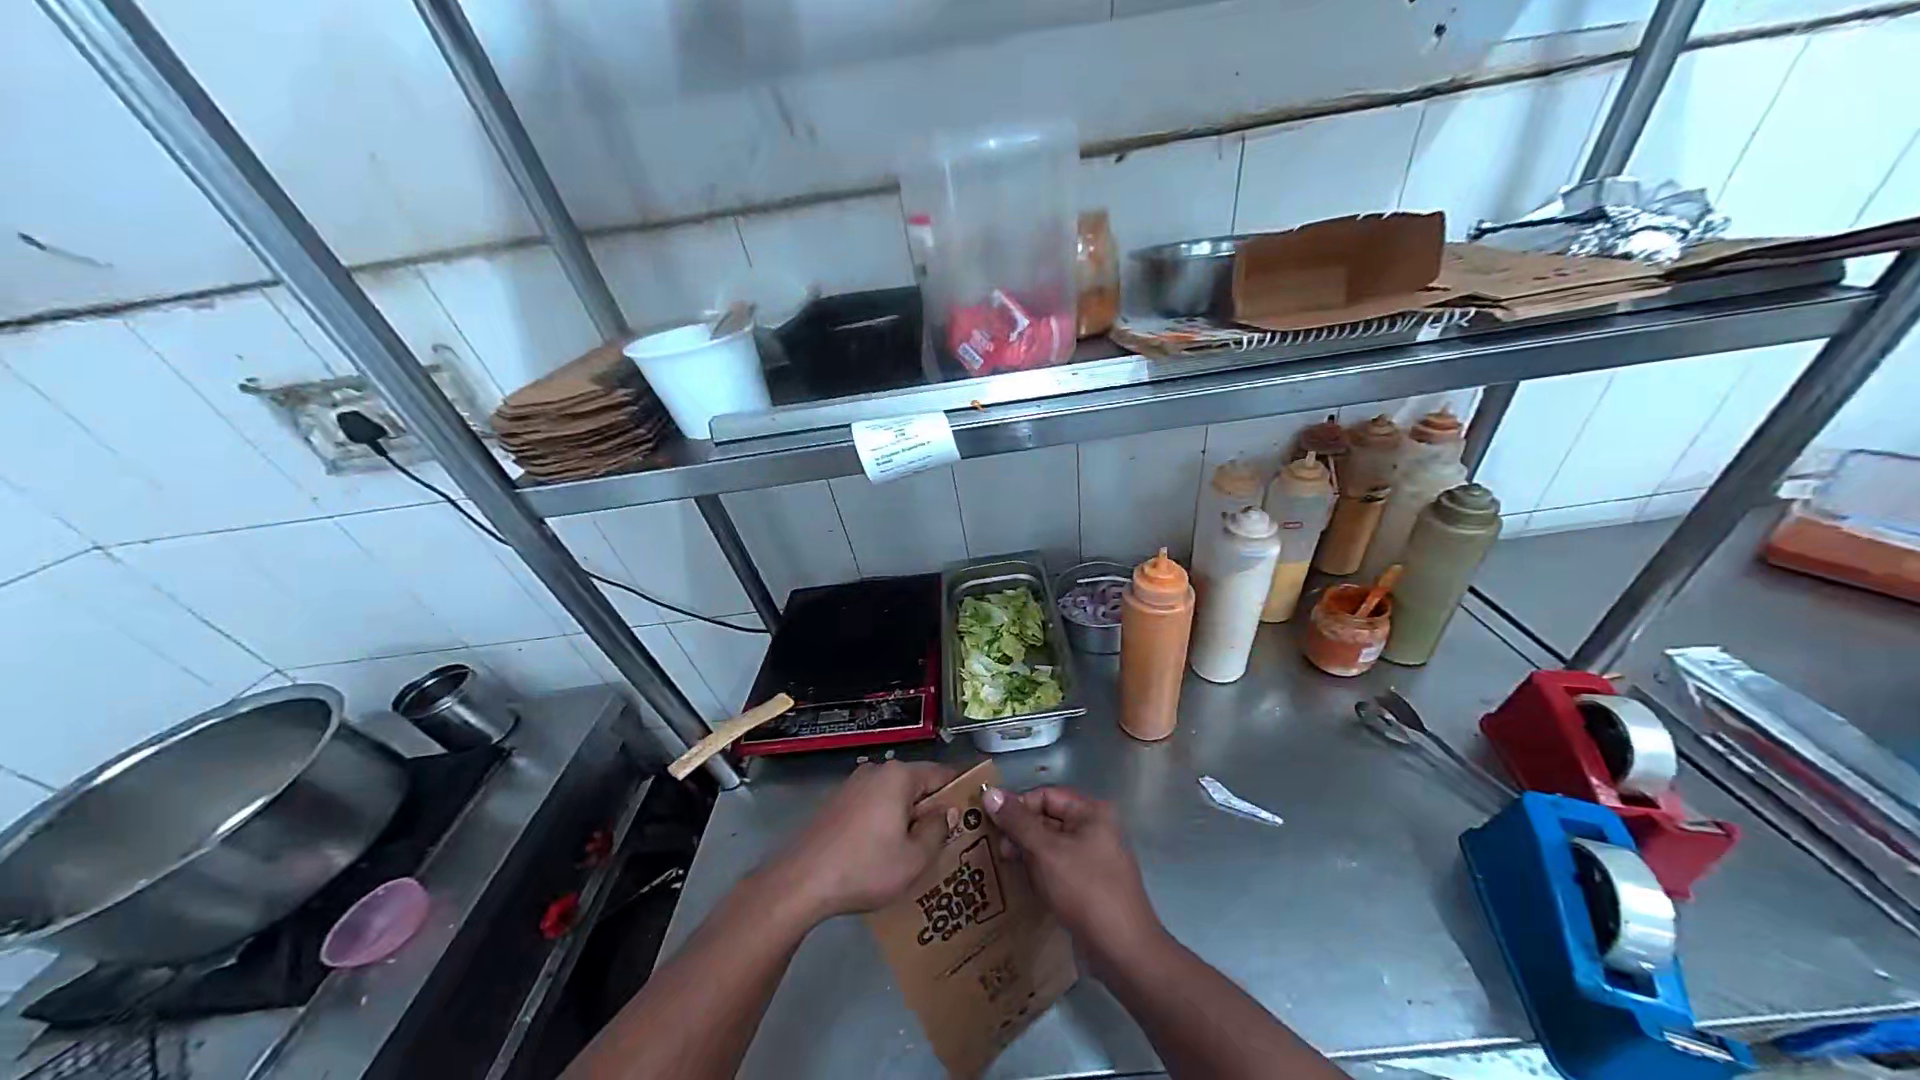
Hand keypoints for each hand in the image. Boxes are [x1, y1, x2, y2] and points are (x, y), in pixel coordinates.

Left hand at [765, 761, 957, 921]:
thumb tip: (948, 811)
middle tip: (948, 839)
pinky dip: (884, 822)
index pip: (942, 774)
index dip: (961, 792)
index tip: (974, 814)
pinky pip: (873, 806)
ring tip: (917, 850)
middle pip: (917, 784)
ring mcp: (852, 786)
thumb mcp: (914, 858)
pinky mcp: (836, 803)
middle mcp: (876, 771)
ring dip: (907, 817)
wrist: (801, 881)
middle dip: (933, 808)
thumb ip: (939, 830)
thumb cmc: (865, 867)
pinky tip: (883, 852)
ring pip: (894, 797)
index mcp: (899, 776)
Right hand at [983, 784, 1164, 963]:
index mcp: (1091, 812)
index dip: (1018, 806)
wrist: (1123, 951)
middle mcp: (1095, 829)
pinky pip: (1058, 868)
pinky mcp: (1090, 885)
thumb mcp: (1046, 852)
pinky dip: (1041, 873)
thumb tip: (989, 793)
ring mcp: (1094, 859)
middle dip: (1022, 833)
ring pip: (1051, 846)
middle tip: (1000, 851)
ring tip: (1010, 868)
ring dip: (1029, 854)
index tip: (993, 824)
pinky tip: (1029, 886)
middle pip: (1048, 818)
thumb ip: (1017, 822)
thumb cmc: (1085, 891)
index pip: (1046, 795)